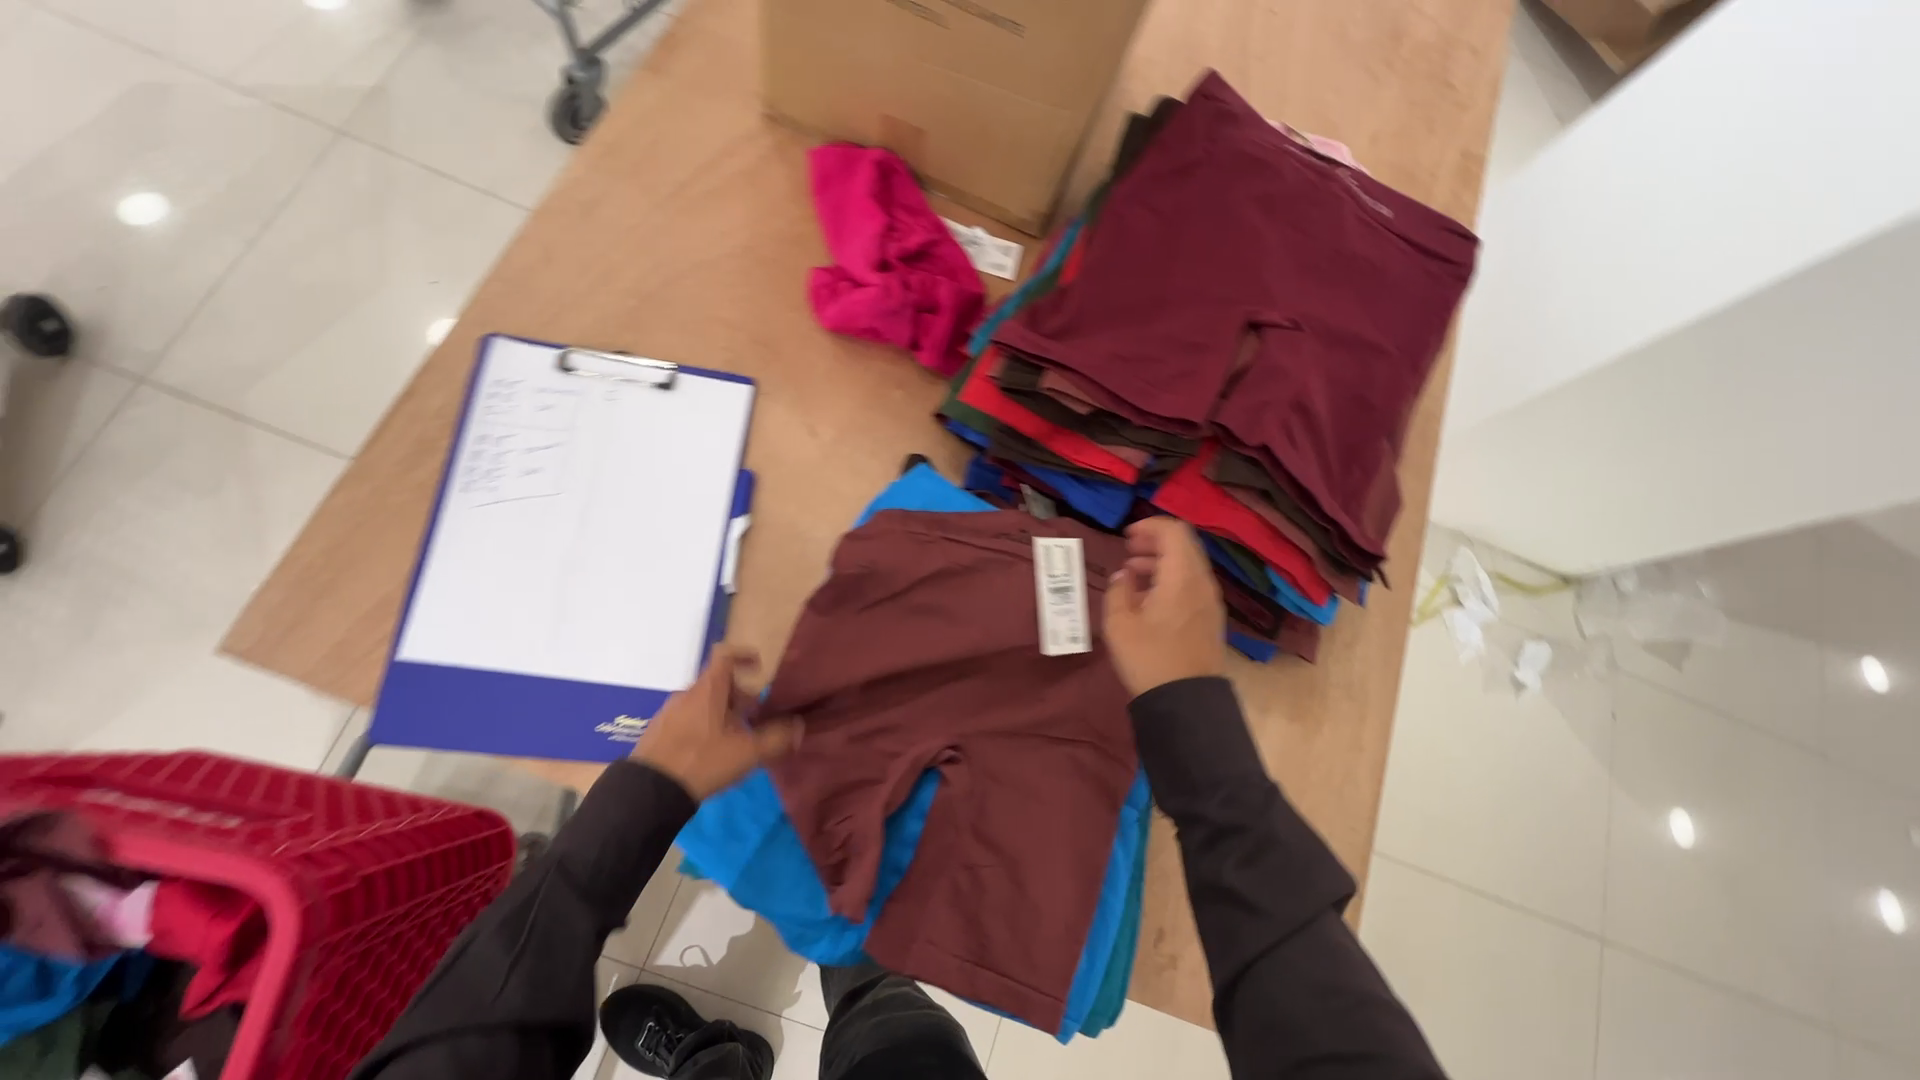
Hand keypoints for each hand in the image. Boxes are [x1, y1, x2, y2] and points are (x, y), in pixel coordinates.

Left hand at [630, 645, 802, 799]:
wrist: (650, 791)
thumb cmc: (703, 761)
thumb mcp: (748, 753)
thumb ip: (777, 738)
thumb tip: (799, 727)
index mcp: (708, 690)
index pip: (725, 655)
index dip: (744, 656)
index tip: (759, 668)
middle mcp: (687, 694)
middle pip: (718, 683)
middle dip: (740, 696)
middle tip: (755, 718)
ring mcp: (669, 712)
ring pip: (703, 702)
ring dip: (722, 713)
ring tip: (735, 739)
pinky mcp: (658, 731)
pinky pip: (688, 718)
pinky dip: (704, 725)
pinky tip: (710, 752)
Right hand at [1102, 516, 1226, 696]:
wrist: (1186, 702)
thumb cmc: (1149, 658)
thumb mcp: (1119, 624)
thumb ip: (1118, 590)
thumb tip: (1124, 575)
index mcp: (1181, 577)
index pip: (1174, 532)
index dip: (1150, 526)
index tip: (1126, 536)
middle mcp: (1202, 583)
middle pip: (1184, 546)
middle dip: (1155, 542)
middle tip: (1128, 553)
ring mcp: (1210, 602)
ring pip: (1189, 565)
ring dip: (1162, 562)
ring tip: (1134, 576)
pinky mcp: (1210, 618)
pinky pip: (1192, 584)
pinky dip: (1171, 579)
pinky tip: (1150, 598)